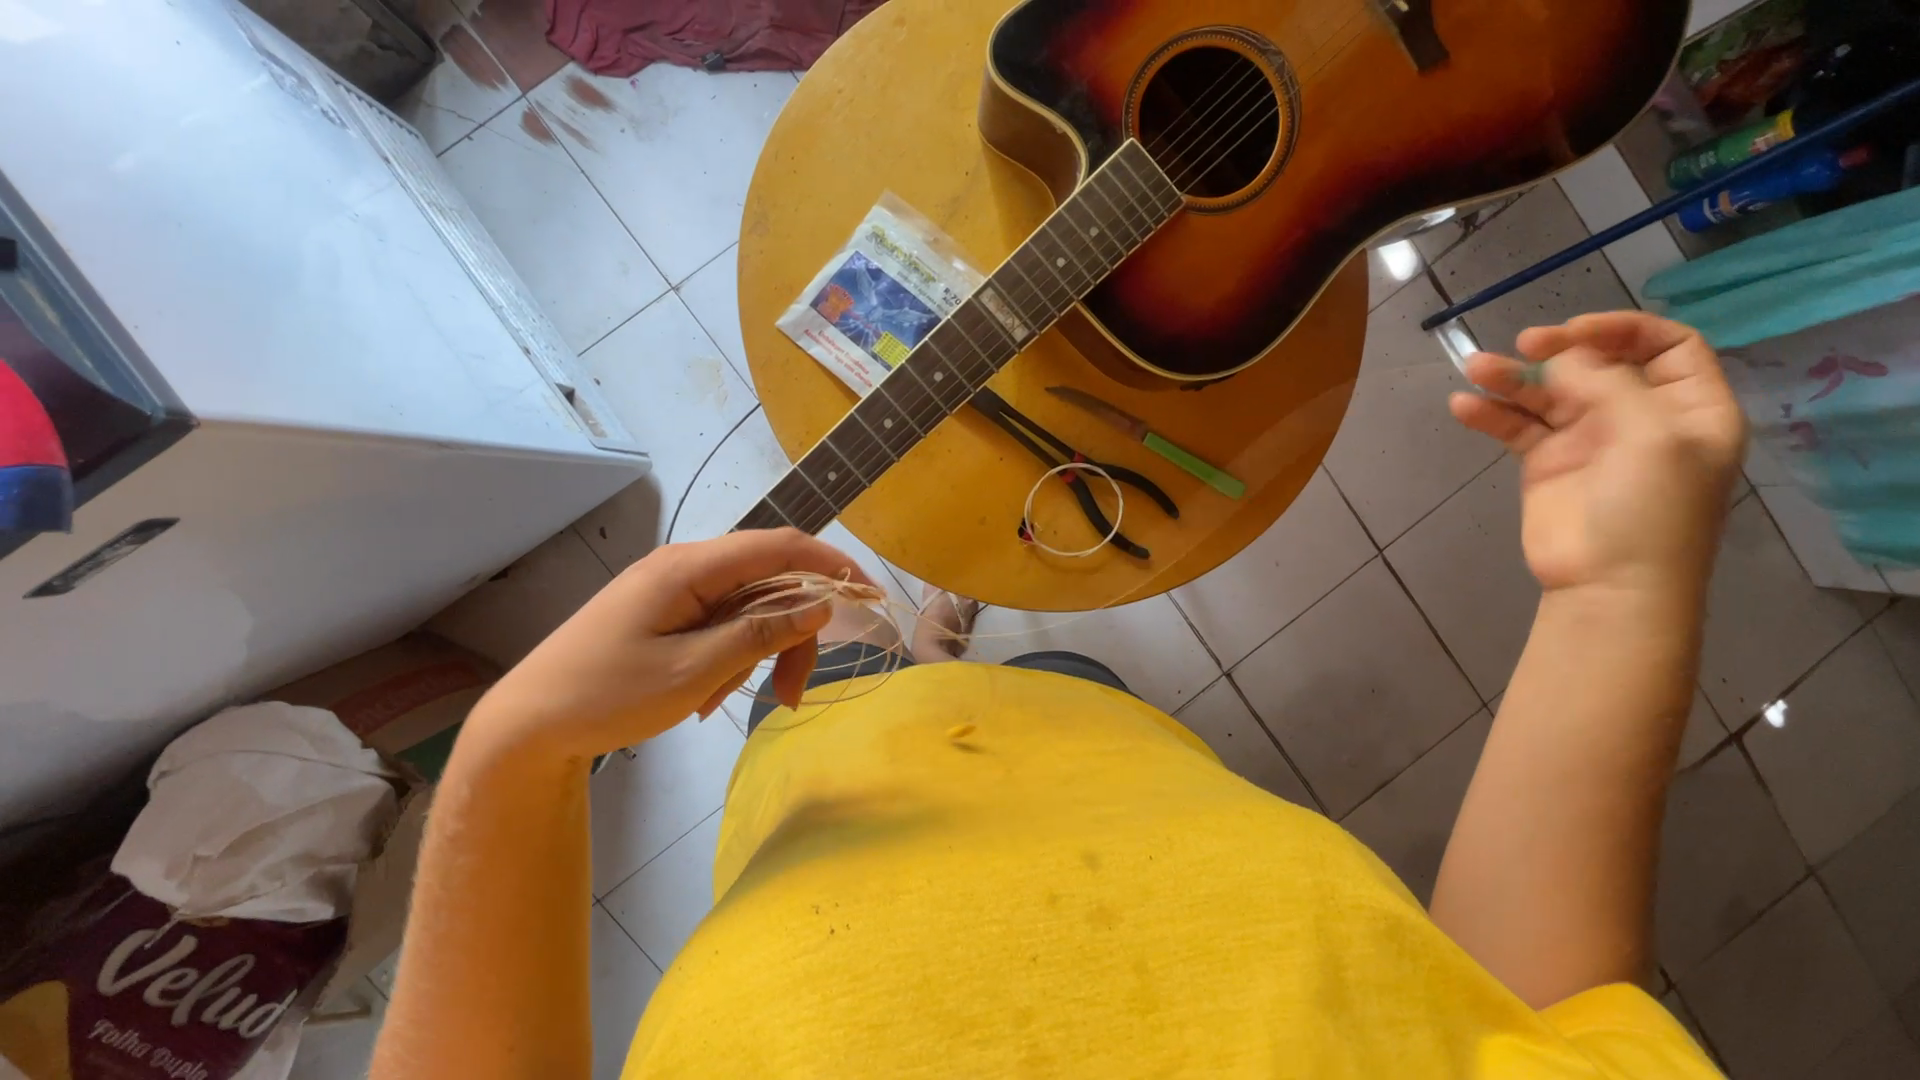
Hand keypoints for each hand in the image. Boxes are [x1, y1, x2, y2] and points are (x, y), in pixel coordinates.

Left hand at [467, 528, 871, 759]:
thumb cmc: (607, 697)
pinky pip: (721, 623)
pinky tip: (709, 695)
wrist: (527, 726)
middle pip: (769, 581)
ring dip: (760, 651)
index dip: (832, 564)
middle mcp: (686, 567)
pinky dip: (732, 656)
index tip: (869, 596)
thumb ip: (762, 632)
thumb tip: (821, 601)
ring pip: (748, 606)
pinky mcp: (666, 611)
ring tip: (735, 702)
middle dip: (793, 632)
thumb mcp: (694, 671)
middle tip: (792, 693)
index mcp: (690, 567)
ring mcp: (674, 589)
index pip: (781, 546)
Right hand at [1448, 312, 1746, 598]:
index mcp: (1688, 407)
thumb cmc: (1649, 510)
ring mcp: (1588, 440)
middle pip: (1597, 364)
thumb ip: (1608, 385)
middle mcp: (1639, 416)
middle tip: (1522, 347)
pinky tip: (1464, 406)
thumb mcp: (1649, 437)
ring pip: (1547, 392)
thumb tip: (1562, 358)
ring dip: (1511, 378)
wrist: (1607, 585)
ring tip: (1474, 370)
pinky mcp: (1545, 463)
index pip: (1665, 345)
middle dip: (1558, 351)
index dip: (1622, 330)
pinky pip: (1516, 426)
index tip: (1572, 334)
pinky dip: (1490, 413)